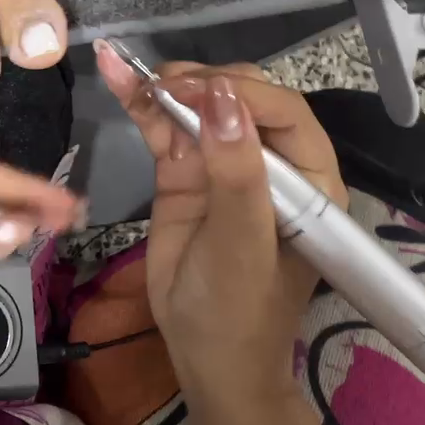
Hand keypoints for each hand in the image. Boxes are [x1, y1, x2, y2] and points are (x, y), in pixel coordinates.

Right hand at [96, 44, 346, 424]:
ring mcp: (221, 162)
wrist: (201, 352)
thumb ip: (237, 173)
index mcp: (307, 180)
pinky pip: (162, 126)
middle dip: (201, 83)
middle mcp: (268, 161)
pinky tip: (117, 73)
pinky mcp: (182, 169)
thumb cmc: (238, 308)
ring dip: (163, 83)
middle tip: (161, 86)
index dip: (242, 94)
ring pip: (196, 104)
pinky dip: (140, 102)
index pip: (284, 114)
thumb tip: (222, 100)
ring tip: (131, 72)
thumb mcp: (242, 245)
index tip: (193, 90)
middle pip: (240, 98)